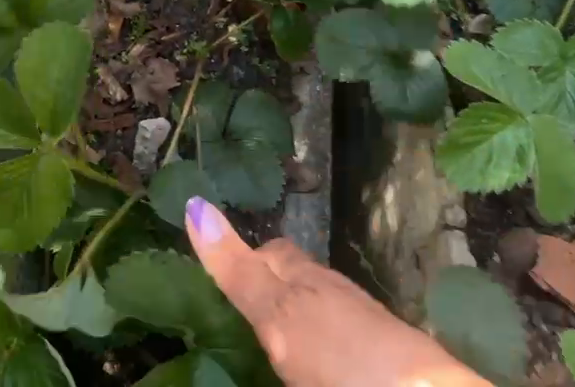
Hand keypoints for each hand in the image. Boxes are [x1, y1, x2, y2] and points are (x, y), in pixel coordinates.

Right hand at [184, 197, 489, 386]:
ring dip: (297, 325)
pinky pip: (341, 344)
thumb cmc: (342, 356)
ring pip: (322, 314)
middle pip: (297, 280)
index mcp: (306, 278)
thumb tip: (194, 204)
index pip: (272, 252)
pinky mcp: (380, 359)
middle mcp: (334, 294)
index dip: (247, 259)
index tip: (223, 277)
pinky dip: (322, 351)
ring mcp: (362, 328)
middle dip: (272, 290)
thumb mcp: (277, 314)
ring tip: (274, 350)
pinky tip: (316, 371)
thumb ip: (238, 269)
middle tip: (241, 317)